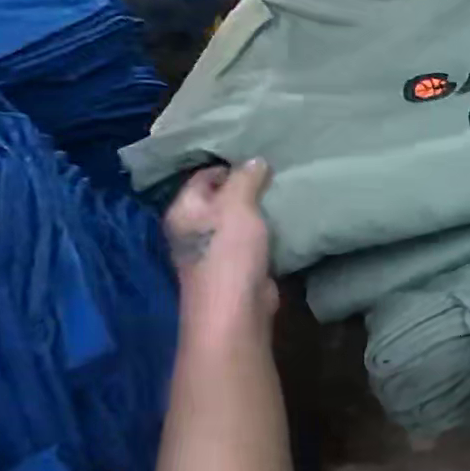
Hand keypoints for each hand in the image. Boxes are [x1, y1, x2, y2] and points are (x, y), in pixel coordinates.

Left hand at [164, 160, 277, 336]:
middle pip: (222, 198)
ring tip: (286, 191)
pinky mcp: (238, 267)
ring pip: (240, 220)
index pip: (204, 176)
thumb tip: (256, 161)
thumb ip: (246, 178)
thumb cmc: (229, 252)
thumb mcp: (237, 204)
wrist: (236, 311)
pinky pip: (254, 240)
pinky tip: (286, 221)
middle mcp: (194, 229)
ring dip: (260, 210)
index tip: (260, 159)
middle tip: (277, 172)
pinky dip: (267, 232)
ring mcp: (216, 251)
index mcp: (184, 210)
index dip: (230, 166)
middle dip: (248, 187)